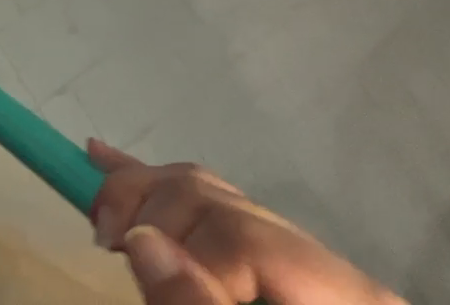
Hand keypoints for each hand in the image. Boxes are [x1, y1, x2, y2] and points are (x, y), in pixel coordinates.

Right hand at [87, 139, 402, 304]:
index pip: (244, 237)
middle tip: (105, 246)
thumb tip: (141, 240)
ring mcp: (301, 262)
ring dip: (140, 196)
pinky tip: (100, 158)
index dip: (182, 252)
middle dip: (148, 210)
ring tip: (104, 227)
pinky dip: (151, 186)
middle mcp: (330, 270)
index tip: (132, 273)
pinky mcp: (272, 265)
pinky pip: (208, 205)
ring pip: (209, 193)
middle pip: (220, 203)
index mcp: (349, 300)